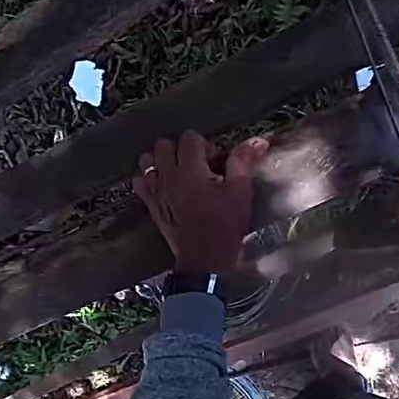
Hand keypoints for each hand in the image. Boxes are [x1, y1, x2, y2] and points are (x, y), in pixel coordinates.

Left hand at [133, 131, 269, 273]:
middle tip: (200, 167)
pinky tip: (165, 187)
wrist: (205, 260)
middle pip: (164, 145)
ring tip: (181, 175)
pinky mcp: (151, 206)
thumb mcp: (240, 192)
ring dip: (163, 162)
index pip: (190, 138)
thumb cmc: (225, 225)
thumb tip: (257, 140)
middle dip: (182, 150)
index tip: (218, 165)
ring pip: (148, 161)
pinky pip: (141, 183)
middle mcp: (167, 176)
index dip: (207, 147)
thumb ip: (243, 162)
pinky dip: (150, 180)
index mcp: (189, 169)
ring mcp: (155, 191)